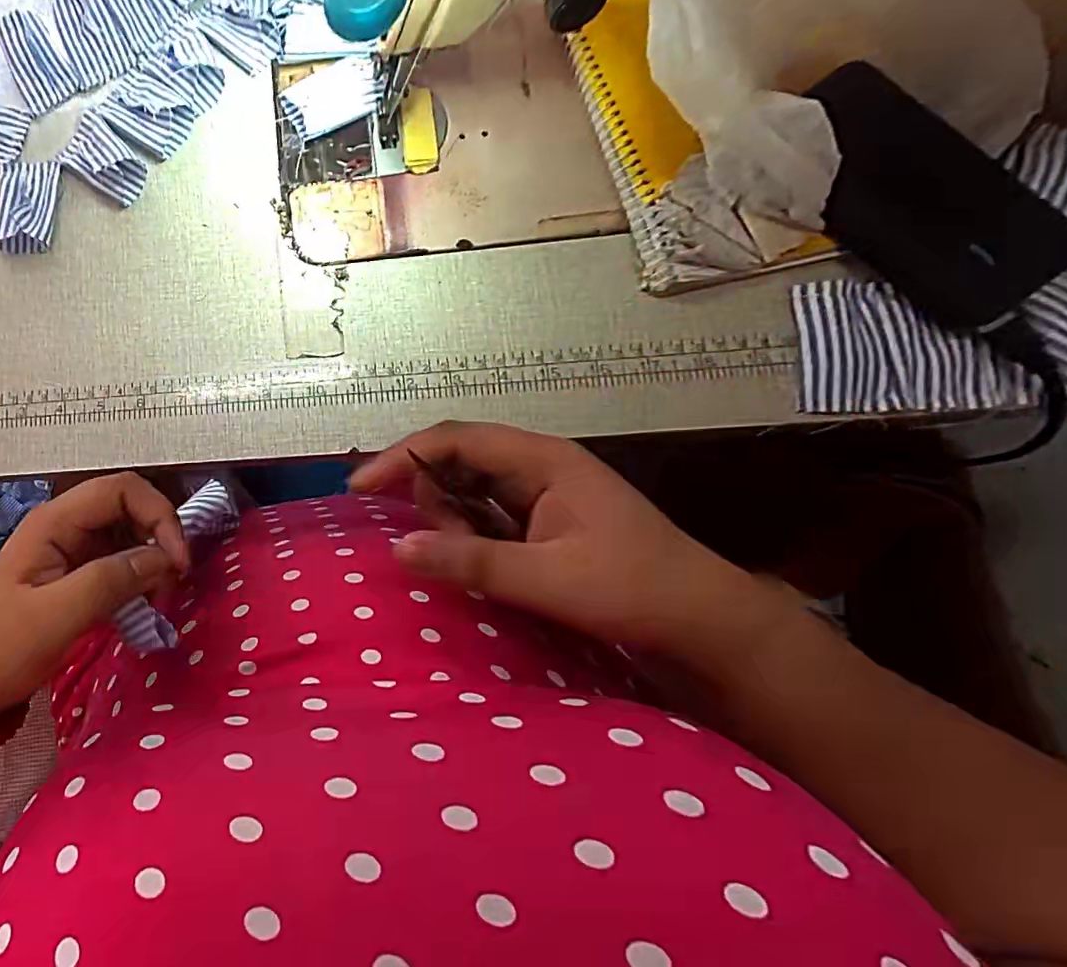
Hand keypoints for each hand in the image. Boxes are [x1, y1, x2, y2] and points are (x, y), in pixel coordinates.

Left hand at [0, 473, 189, 729]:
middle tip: (173, 583)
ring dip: (154, 562)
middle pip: (131, 508)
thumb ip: (110, 581)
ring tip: (160, 600)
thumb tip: (164, 559)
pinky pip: (123, 563)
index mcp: (54, 522)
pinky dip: (143, 580)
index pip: (121, 489)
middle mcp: (66, 527)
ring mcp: (73, 551)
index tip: (178, 561)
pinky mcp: (79, 576)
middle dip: (160, 538)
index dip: (159, 515)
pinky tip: (146, 606)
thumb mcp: (55, 617)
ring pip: (131, 536)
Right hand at [349, 421, 798, 667]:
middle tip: (432, 548)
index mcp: (543, 459)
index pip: (455, 439)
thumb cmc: (636, 591)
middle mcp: (537, 466)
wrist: (708, 627)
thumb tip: (397, 548)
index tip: (359, 487)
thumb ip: (471, 561)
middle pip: (456, 460)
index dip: (401, 456)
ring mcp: (541, 494)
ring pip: (468, 490)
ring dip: (448, 522)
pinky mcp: (543, 522)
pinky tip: (467, 562)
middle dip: (429, 498)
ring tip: (461, 563)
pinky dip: (465, 535)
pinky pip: (485, 516)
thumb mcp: (549, 578)